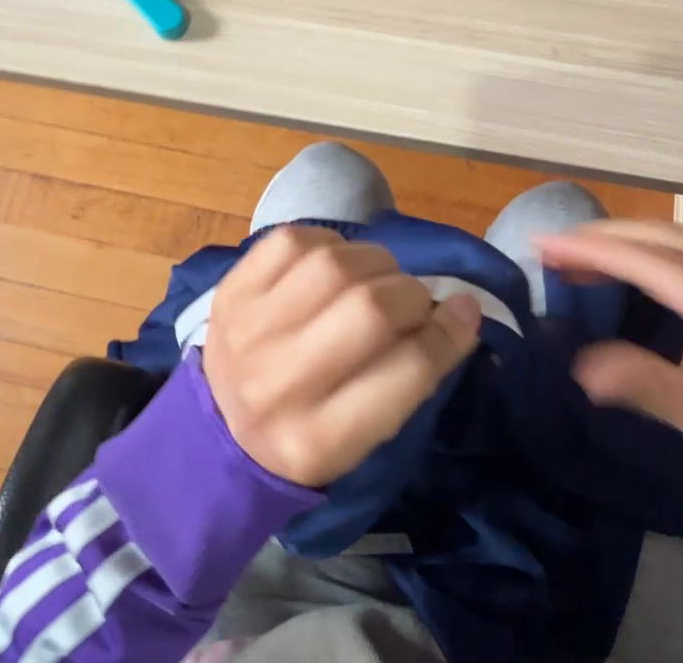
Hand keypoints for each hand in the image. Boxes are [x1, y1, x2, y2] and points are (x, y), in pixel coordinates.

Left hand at [202, 226, 481, 487]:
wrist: (218, 431)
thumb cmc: (306, 437)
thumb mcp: (361, 441)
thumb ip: (410, 380)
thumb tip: (460, 309)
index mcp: (319, 441)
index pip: (405, 373)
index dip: (448, 335)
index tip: (464, 313)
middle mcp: (278, 384)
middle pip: (369, 310)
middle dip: (411, 295)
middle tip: (413, 300)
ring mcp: (247, 331)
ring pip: (333, 265)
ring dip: (374, 262)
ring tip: (377, 277)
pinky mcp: (230, 291)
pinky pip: (291, 241)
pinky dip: (328, 242)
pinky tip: (334, 261)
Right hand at [538, 221, 682, 555]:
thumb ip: (657, 391)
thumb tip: (581, 366)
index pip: (664, 267)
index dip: (599, 251)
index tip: (544, 244)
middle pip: (676, 239)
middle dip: (606, 236)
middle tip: (548, 248)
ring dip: (629, 241)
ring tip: (574, 256)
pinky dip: (657, 254)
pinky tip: (628, 268)